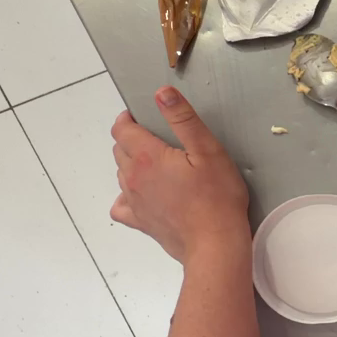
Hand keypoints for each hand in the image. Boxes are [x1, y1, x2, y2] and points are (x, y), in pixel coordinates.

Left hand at [110, 87, 250, 263]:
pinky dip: (127, 196)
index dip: (128, 119)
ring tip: (158, 167)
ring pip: (121, 174)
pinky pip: (121, 204)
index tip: (139, 115)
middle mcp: (131, 177)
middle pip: (119, 150)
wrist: (214, 243)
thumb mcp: (209, 152)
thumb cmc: (217, 196)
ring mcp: (133, 201)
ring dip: (132, 165)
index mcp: (146, 157)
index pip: (122, 129)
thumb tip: (161, 93)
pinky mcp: (139, 222)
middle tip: (158, 141)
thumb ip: (184, 120)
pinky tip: (144, 196)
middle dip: (132, 140)